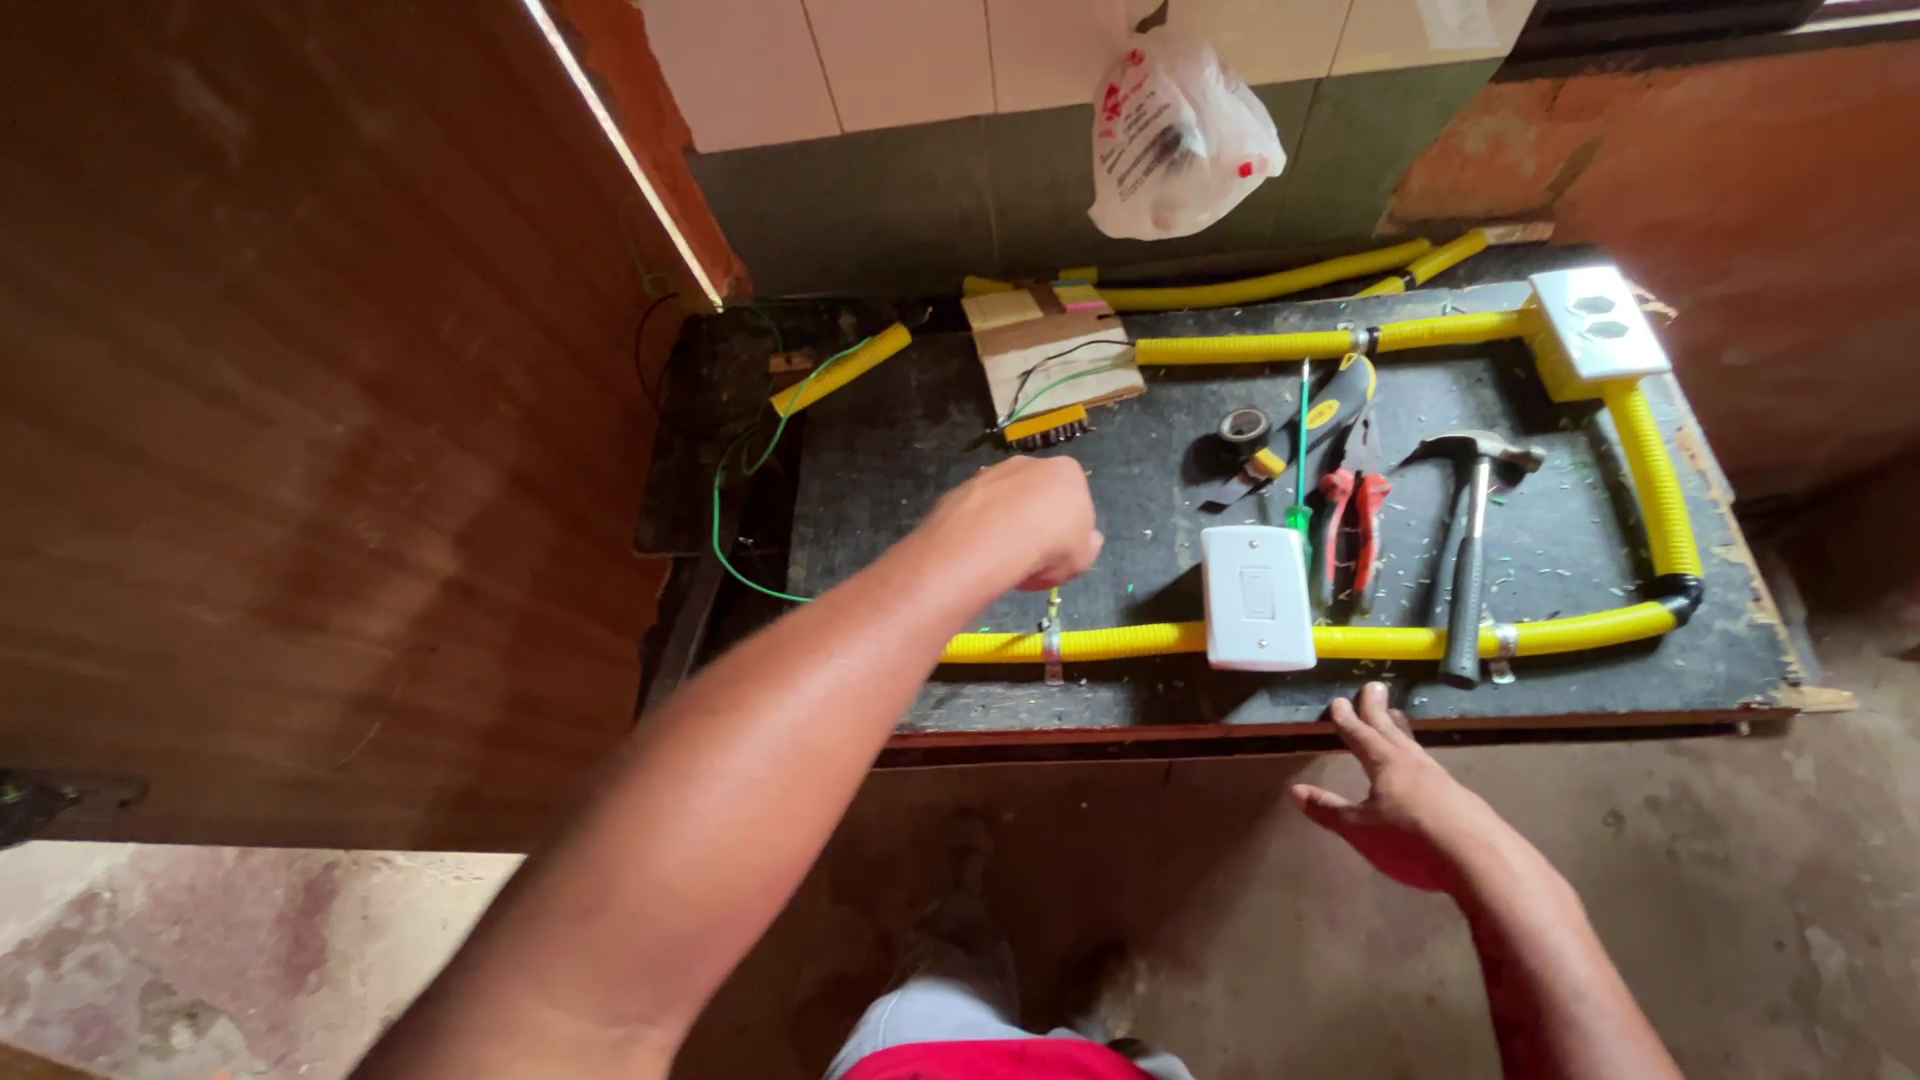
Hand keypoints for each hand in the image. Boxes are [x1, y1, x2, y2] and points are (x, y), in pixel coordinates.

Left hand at [920, 456, 1102, 591]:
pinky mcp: (960, 488)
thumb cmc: (1050, 547)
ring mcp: (990, 473)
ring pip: (1002, 499)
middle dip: (1033, 518)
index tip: (1059, 550)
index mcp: (1066, 472)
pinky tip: (976, 552)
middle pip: (1035, 493)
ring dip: (1003, 522)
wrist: (990, 542)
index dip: (1067, 526)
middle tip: (1030, 554)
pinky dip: (976, 527)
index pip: (1073, 497)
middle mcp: (1028, 463)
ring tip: (1000, 557)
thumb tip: (1089, 538)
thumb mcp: (1084, 557)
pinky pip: (974, 511)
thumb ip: (1089, 544)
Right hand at [1291, 683, 1519, 894]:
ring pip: (1415, 748)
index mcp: (1386, 765)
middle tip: (1375, 686)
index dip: (1347, 720)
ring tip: (1397, 719)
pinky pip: (1433, 769)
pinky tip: (1425, 770)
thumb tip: (1296, 791)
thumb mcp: (1360, 829)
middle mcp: (1415, 765)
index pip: (1361, 736)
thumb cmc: (1412, 840)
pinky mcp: (1463, 802)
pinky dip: (1421, 759)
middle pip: (1391, 731)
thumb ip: (1329, 810)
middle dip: (1378, 710)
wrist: (1485, 863)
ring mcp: (1443, 782)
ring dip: (1402, 731)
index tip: (1338, 701)